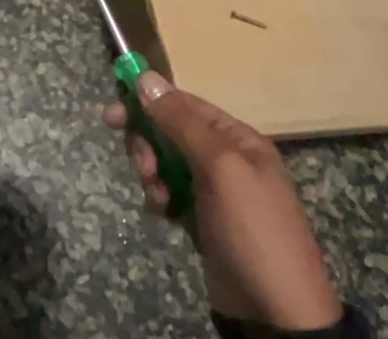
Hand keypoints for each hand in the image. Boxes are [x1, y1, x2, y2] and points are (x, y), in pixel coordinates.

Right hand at [104, 72, 341, 331]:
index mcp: (237, 139)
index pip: (184, 103)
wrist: (275, 311)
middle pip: (169, 131)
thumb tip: (146, 77)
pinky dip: (159, 197)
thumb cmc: (251, 227)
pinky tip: (163, 212)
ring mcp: (214, 190)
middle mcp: (225, 158)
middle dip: (148, 144)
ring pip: (164, 162)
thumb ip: (181, 121)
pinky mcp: (201, 218)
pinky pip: (168, 191)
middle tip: (144, 166)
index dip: (148, 102)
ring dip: (152, 172)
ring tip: (158, 196)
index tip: (112, 113)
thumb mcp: (220, 166)